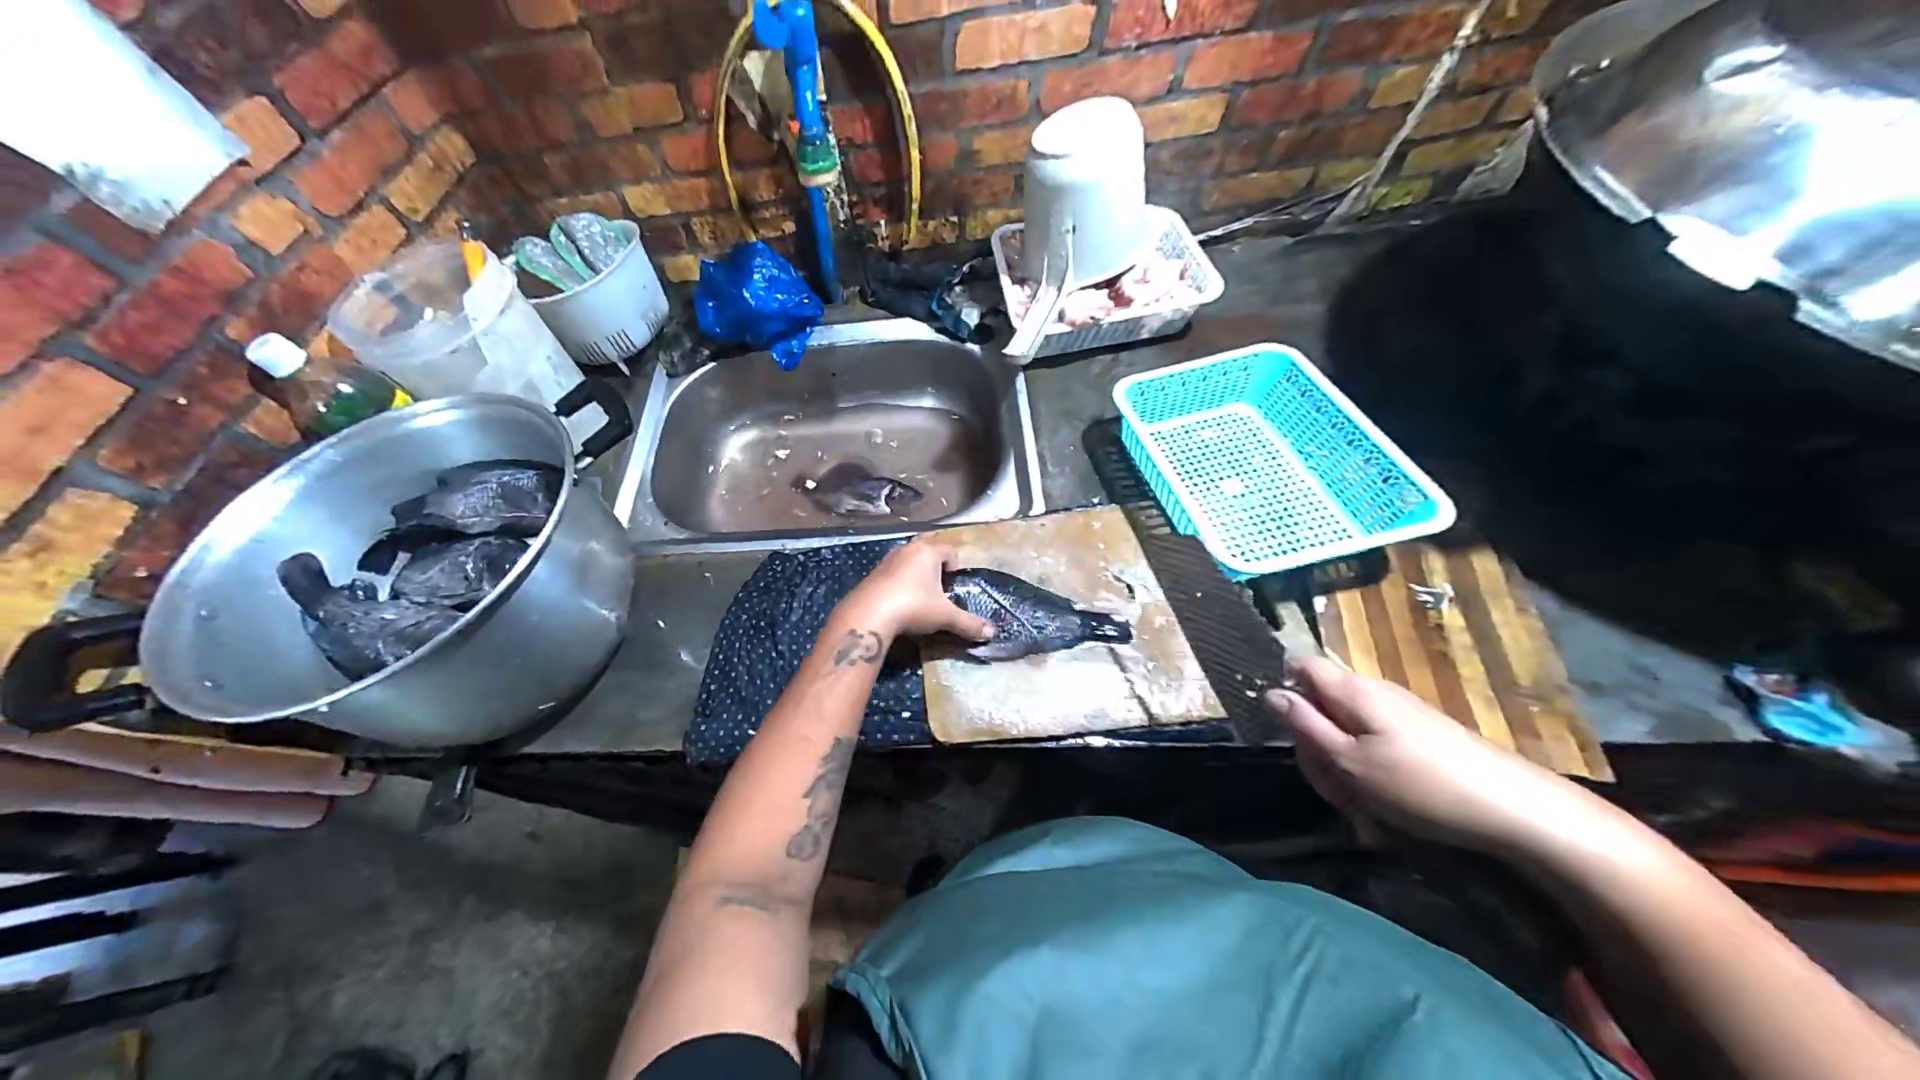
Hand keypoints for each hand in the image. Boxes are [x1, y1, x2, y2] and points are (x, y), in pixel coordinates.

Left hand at [838, 541, 993, 641]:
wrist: (869, 614)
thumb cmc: (913, 606)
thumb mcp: (945, 617)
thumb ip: (968, 624)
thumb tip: (991, 633)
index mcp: (927, 552)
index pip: (949, 550)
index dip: (955, 565)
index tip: (954, 582)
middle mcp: (906, 550)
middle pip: (926, 552)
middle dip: (934, 568)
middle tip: (939, 589)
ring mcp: (886, 561)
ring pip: (907, 562)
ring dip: (914, 575)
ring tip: (919, 597)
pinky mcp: (871, 575)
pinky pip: (891, 574)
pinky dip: (897, 584)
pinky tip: (898, 604)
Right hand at [1267, 655, 1622, 858]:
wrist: (1517, 811)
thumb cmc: (1421, 785)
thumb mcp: (1349, 762)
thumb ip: (1305, 725)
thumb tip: (1271, 693)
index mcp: (1352, 691)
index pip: (1300, 667)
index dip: (1284, 692)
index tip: (1287, 733)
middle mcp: (1374, 694)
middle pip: (1320, 709)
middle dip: (1318, 751)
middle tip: (1335, 790)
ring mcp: (1399, 716)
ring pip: (1347, 738)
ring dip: (1345, 775)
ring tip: (1365, 815)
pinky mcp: (1419, 739)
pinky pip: (1376, 753)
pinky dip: (1372, 782)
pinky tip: (1385, 818)